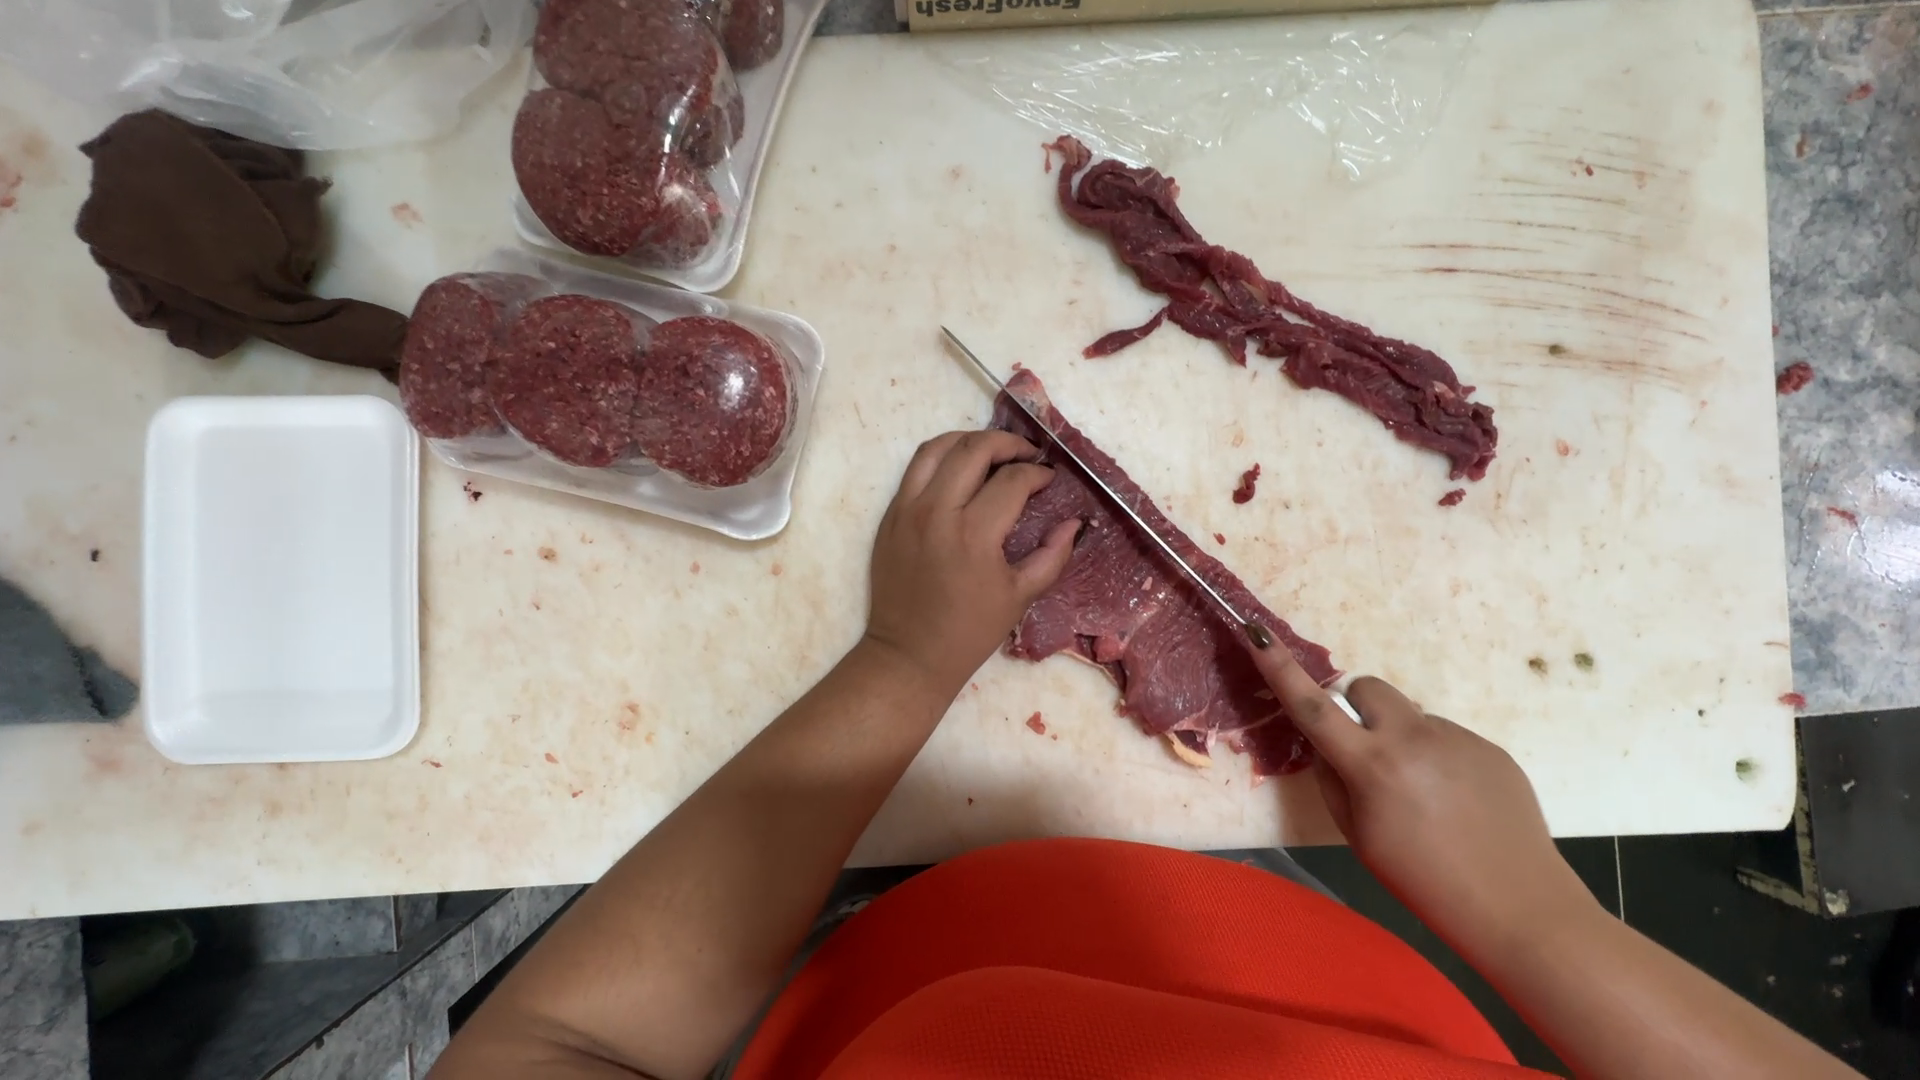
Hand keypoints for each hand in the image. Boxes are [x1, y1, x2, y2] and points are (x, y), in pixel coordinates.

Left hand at [865, 431, 1079, 697]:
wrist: (909, 654)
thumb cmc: (969, 630)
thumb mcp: (1021, 596)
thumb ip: (1052, 555)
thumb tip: (1073, 522)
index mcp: (973, 534)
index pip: (1011, 480)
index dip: (1037, 473)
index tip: (1049, 479)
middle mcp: (936, 511)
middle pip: (973, 449)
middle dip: (1008, 443)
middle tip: (1026, 455)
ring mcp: (906, 510)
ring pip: (936, 448)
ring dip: (969, 440)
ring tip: (991, 452)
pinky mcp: (889, 516)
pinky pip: (914, 470)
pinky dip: (940, 459)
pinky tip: (959, 471)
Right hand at [1246, 643, 1597, 950]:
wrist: (1520, 907)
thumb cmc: (1420, 879)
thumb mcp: (1357, 834)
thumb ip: (1332, 778)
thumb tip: (1327, 744)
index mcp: (1372, 765)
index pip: (1312, 707)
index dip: (1279, 668)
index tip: (1258, 632)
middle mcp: (1413, 739)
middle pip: (1368, 687)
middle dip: (1357, 707)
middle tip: (1365, 750)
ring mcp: (1458, 738)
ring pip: (1409, 716)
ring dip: (1400, 738)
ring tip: (1424, 794)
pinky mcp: (1491, 747)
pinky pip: (1446, 737)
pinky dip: (1437, 758)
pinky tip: (1456, 801)